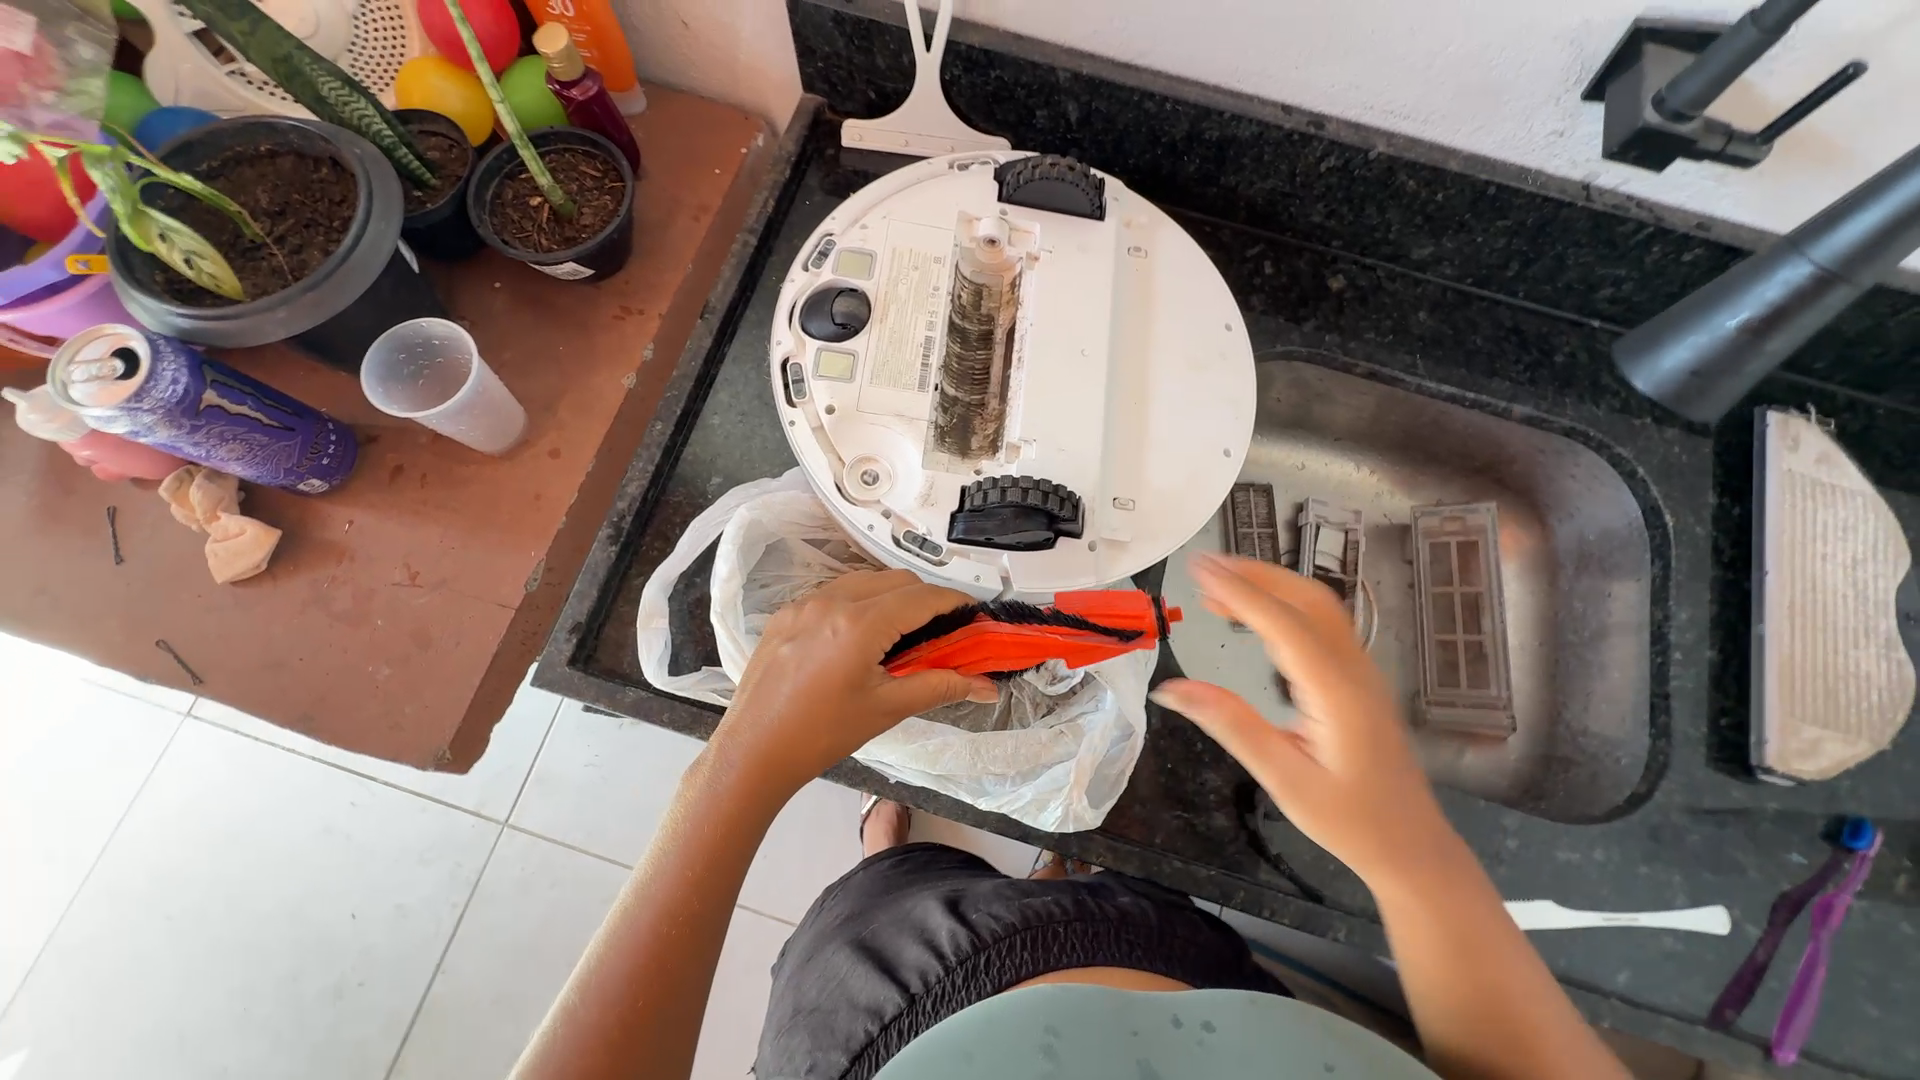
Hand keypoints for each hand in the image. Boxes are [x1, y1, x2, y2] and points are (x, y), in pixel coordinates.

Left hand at [710, 569, 998, 793]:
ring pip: (863, 581)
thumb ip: (940, 687)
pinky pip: (833, 593)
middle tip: (942, 630)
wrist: (754, 752)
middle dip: (925, 599)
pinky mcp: (785, 614)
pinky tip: (861, 637)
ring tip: (903, 634)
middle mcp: (831, 602)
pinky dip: (858, 603)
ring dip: (891, 597)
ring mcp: (803, 604)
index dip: (954, 602)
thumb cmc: (822, 734)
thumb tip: (985, 686)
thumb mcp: (887, 709)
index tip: (974, 615)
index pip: (922, 597)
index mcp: (859, 624)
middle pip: (895, 581)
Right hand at [1150, 554, 1457, 887]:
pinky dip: (1284, 605)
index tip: (1199, 568)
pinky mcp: (1359, 679)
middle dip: (1256, 575)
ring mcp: (1362, 671)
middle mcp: (1354, 669)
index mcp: (1336, 692)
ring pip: (1319, 607)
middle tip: (1204, 567)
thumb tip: (1169, 689)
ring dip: (1271, 586)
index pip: (1283, 624)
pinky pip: (1323, 624)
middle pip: (1308, 599)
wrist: (1412, 847)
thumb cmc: (1349, 820)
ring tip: (1220, 586)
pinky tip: (1256, 617)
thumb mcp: (1284, 779)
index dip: (1239, 591)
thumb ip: (1231, 726)